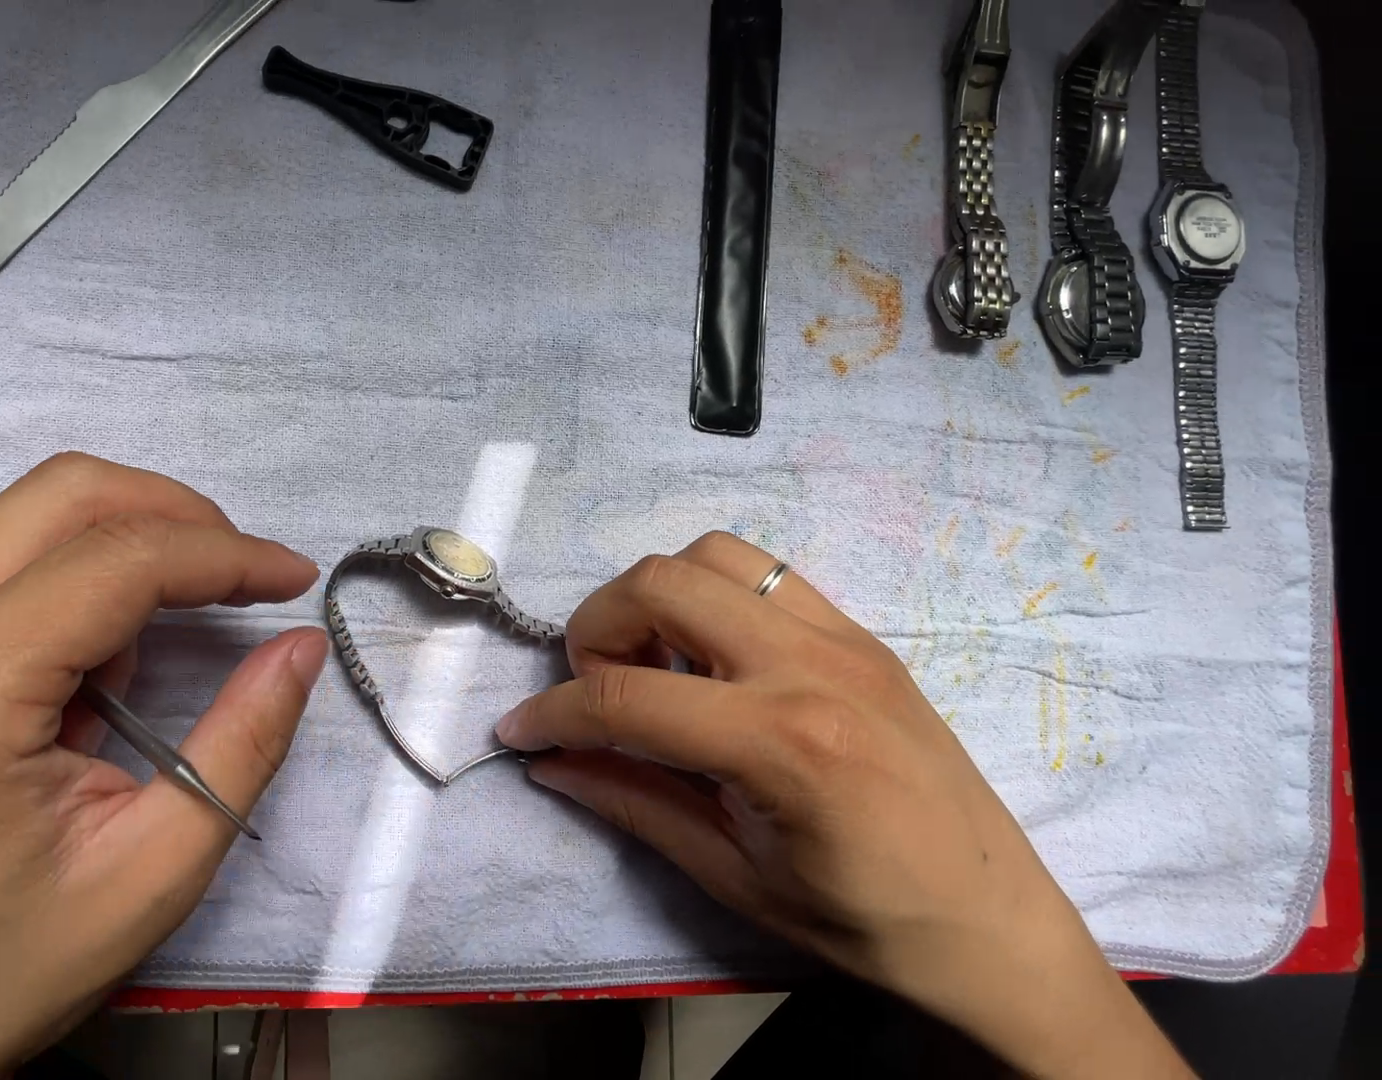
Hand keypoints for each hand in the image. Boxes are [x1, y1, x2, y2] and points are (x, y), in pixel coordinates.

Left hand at [0, 453, 328, 1079]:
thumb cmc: (8, 967)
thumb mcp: (156, 871)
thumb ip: (243, 743)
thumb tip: (303, 644)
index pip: (114, 562)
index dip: (224, 555)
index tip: (296, 578)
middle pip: (61, 494)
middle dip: (176, 513)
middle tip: (245, 572)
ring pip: (29, 513)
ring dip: (131, 535)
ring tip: (186, 615)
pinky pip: (5, 559)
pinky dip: (86, 571)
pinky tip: (113, 651)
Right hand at [496, 533, 1189, 1078]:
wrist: (1000, 926)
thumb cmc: (865, 921)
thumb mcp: (732, 876)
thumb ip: (631, 803)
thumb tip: (547, 763)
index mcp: (781, 743)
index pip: (626, 698)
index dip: (553, 711)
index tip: (516, 730)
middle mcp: (810, 664)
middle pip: (659, 584)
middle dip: (596, 626)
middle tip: (595, 687)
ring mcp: (842, 636)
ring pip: (710, 554)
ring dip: (654, 595)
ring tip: (654, 661)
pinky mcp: (860, 632)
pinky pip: (762, 571)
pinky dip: (707, 593)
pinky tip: (709, 655)